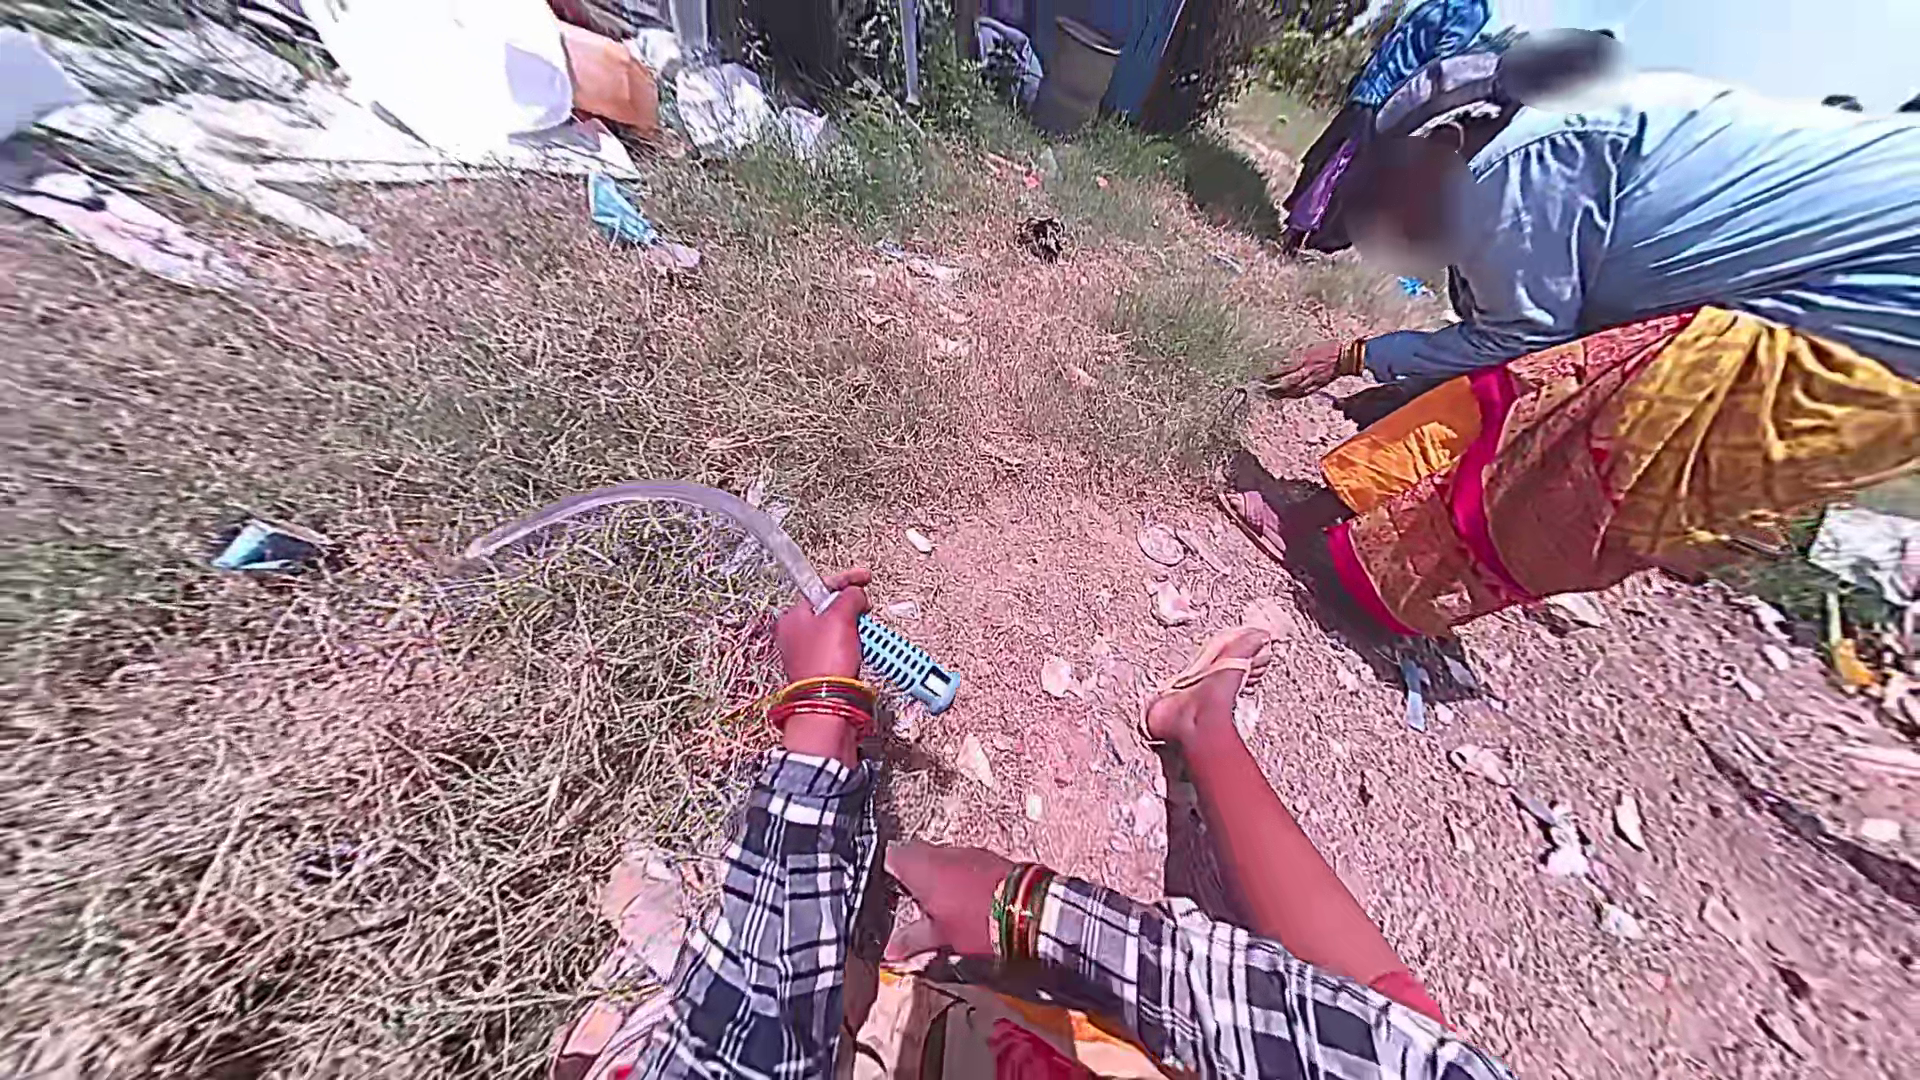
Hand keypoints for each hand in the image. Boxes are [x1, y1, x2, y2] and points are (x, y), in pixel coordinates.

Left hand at [773, 568, 870, 681]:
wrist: (828, 702)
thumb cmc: (825, 662)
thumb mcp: (841, 616)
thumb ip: (850, 596)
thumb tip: (856, 593)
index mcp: (793, 616)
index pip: (822, 587)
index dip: (846, 579)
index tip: (863, 577)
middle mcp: (796, 634)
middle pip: (830, 608)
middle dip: (852, 608)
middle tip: (864, 611)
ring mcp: (808, 652)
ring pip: (838, 628)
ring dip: (855, 628)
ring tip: (864, 634)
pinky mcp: (821, 669)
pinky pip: (841, 648)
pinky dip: (854, 646)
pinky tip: (861, 651)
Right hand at [884, 841, 1012, 959]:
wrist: (1024, 910)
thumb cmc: (979, 923)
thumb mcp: (941, 937)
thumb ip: (913, 940)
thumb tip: (892, 950)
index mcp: (922, 868)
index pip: (892, 855)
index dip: (885, 869)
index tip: (885, 886)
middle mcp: (941, 853)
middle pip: (915, 853)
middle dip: (911, 873)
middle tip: (909, 898)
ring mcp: (964, 852)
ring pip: (938, 857)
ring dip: (934, 873)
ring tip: (936, 902)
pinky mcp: (984, 856)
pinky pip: (960, 860)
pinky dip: (955, 874)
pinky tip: (961, 897)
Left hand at [1265, 340, 1344, 396]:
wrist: (1347, 356)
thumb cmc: (1328, 349)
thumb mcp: (1309, 348)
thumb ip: (1296, 355)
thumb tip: (1281, 361)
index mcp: (1304, 358)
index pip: (1283, 369)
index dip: (1271, 374)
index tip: (1262, 376)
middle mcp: (1307, 370)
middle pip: (1286, 382)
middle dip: (1273, 387)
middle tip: (1263, 388)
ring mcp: (1313, 379)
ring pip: (1293, 390)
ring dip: (1280, 393)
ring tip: (1270, 394)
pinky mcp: (1318, 385)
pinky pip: (1303, 393)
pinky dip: (1292, 395)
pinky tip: (1285, 396)